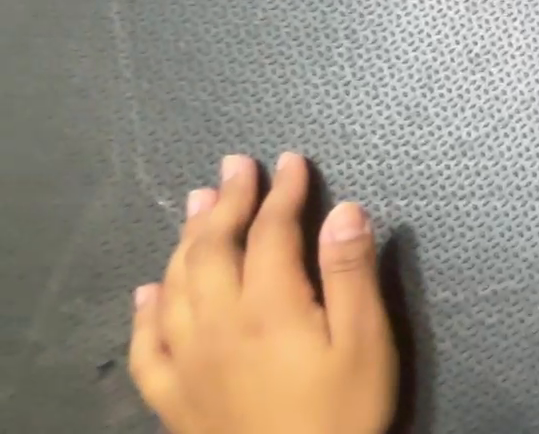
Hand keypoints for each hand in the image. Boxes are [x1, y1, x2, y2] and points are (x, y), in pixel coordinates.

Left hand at [128, 153, 397, 433]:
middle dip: (228, 203)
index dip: (282, 193)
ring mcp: (187, 362)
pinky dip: (146, 307)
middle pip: (214, 252)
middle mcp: (218, 327)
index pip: (271, 234)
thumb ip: (351, 271)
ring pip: (175, 287)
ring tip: (198, 203)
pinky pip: (146, 344)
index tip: (292, 160)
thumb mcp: (366, 336)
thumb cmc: (345, 404)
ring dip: (187, 240)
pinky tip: (148, 289)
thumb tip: (345, 209)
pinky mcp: (173, 394)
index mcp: (270, 308)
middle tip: (236, 165)